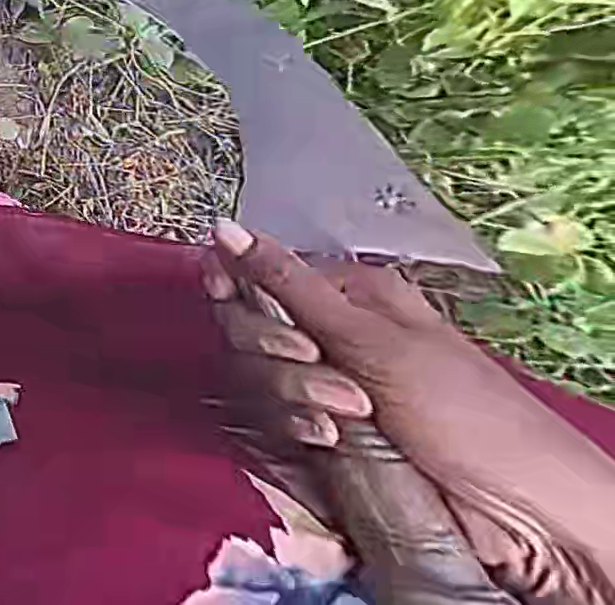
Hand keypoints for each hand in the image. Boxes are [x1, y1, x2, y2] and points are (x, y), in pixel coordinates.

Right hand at [205, 218, 614, 603]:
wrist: (528, 524)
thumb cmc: (471, 416)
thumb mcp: (374, 336)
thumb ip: (286, 280)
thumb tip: (222, 225)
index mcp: (338, 297)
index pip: (245, 272)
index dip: (230, 282)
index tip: (227, 293)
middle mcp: (314, 333)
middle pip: (236, 321)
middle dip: (269, 344)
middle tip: (313, 357)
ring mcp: (302, 383)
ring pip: (241, 368)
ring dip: (287, 390)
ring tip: (347, 414)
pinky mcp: (294, 426)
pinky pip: (251, 413)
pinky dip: (284, 423)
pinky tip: (325, 437)